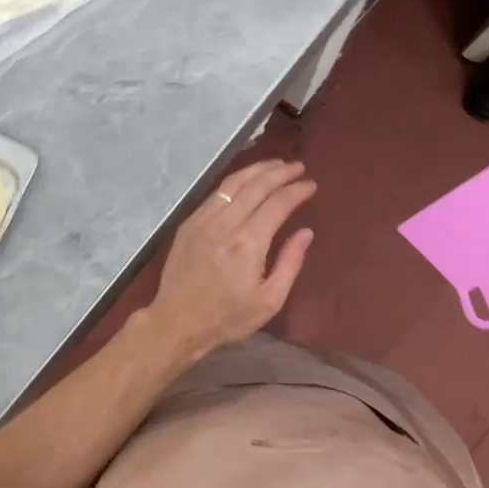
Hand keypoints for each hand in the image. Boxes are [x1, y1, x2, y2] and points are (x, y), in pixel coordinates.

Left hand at [142, 159, 316, 360]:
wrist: (177, 321)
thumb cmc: (227, 317)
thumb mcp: (269, 300)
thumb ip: (290, 263)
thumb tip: (306, 232)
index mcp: (248, 244)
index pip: (277, 204)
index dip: (296, 191)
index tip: (310, 185)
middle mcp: (225, 224)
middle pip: (256, 186)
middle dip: (279, 172)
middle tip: (297, 167)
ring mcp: (203, 221)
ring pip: (233, 184)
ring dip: (256, 170)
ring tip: (276, 165)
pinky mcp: (189, 224)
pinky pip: (215, 194)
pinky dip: (234, 182)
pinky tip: (246, 181)